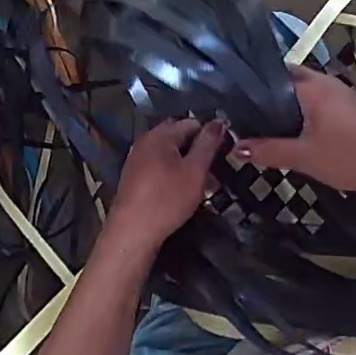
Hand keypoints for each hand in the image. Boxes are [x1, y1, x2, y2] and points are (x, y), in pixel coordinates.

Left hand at [103, 116, 227, 251]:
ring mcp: (137, 158)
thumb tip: (218, 122)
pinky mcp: (133, 176)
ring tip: (201, 182)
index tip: (223, 153)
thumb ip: (208, 144)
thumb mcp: (195, 171)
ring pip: (169, 152)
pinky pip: (158, 165)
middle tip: (214, 168)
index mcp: (160, 134)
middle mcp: (145, 141)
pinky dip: (172, 171)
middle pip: (178, 135)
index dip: (210, 135)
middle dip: (197, 148)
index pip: (192, 123)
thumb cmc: (167, 199)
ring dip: (186, 162)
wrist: (132, 232)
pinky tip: (180, 189)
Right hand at [237, 67, 355, 194]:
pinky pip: (316, 99)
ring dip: (285, 102)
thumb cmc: (349, 157)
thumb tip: (237, 147)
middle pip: (287, 79)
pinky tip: (294, 130)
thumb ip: (267, 150)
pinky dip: (301, 109)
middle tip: (246, 115)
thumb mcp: (303, 157)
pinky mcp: (348, 105)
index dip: (251, 86)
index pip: (272, 73)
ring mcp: (339, 92)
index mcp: (311, 87)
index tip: (233, 101)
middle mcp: (325, 82)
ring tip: (265, 124)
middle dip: (267, 94)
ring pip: (303, 90)